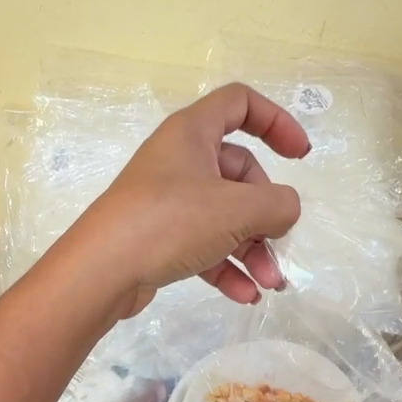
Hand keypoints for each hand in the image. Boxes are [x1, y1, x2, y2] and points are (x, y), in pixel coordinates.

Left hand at [48, 82, 310, 318]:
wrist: (100, 272)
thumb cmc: (169, 222)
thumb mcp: (237, 209)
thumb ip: (277, 205)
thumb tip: (285, 211)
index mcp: (192, 133)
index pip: (240, 105)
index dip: (276, 122)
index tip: (300, 155)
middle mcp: (177, 162)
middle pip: (238, 176)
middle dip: (266, 215)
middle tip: (279, 244)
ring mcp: (165, 204)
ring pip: (222, 218)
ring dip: (251, 250)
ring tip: (271, 284)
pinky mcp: (156, 241)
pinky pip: (202, 248)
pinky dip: (225, 268)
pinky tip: (246, 296)